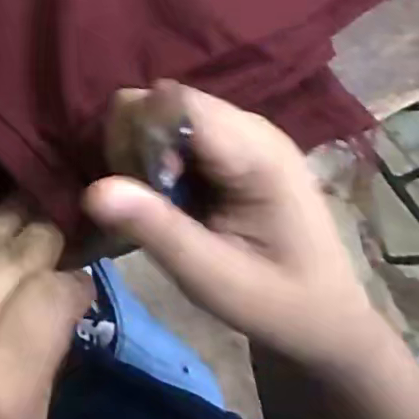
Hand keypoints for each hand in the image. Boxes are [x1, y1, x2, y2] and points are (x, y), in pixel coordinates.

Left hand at [0, 204, 95, 418]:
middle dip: (45, 239)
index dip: (74, 280)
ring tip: (31, 205)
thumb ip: (47, 362)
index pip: (50, 298)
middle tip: (61, 229)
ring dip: (9, 219)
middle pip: (15, 259)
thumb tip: (66, 294)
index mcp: (0, 380)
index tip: (82, 276)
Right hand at [83, 81, 380, 370]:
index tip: (148, 188)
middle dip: (134, 143)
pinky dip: (151, 151)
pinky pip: (166, 121)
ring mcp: (237, 126)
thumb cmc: (275, 304)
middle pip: (158, 98)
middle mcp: (247, 124)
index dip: (141, 135)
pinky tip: (169, 191)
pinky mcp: (225, 136)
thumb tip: (92, 191)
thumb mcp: (214, 280)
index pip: (173, 102)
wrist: (325, 320)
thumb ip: (157, 230)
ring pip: (155, 106)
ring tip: (159, 198)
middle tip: (149, 200)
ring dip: (139, 148)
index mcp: (256, 152)